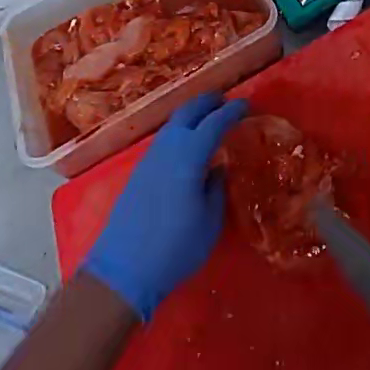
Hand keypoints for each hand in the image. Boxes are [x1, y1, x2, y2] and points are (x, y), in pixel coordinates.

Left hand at [82, 93, 247, 320]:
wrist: (124, 269)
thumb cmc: (175, 246)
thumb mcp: (209, 220)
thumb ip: (216, 187)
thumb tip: (218, 167)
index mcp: (189, 154)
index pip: (214, 122)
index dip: (231, 111)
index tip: (246, 104)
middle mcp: (168, 147)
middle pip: (188, 111)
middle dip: (207, 102)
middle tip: (225, 100)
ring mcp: (149, 157)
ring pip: (173, 123)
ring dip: (191, 115)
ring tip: (208, 118)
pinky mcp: (139, 171)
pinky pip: (164, 138)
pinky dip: (179, 130)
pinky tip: (186, 143)